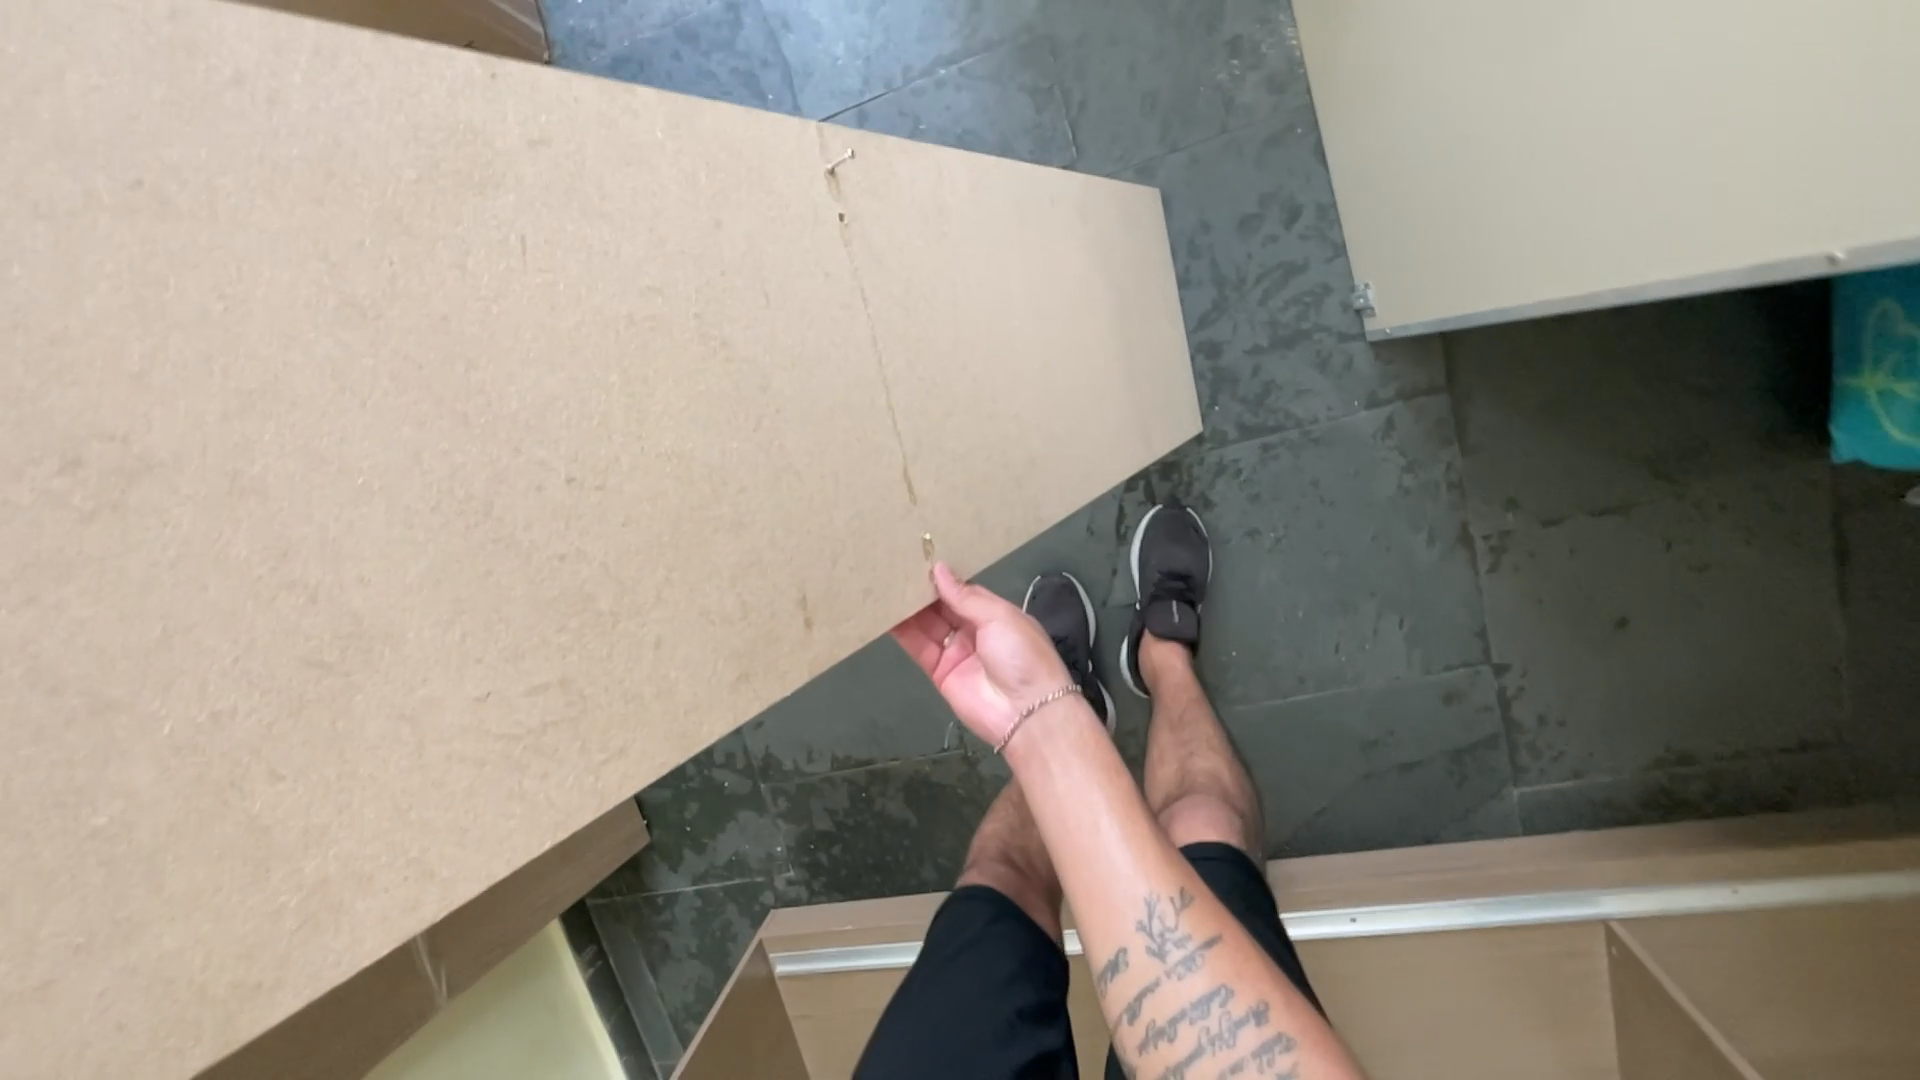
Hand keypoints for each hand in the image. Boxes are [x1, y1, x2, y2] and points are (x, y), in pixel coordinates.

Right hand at [890, 563, 1074, 747]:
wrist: (1026, 712)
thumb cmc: (1021, 655)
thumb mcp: (1000, 617)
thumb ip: (966, 596)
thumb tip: (939, 569)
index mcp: (995, 614)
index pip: (964, 590)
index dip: (943, 577)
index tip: (919, 558)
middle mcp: (974, 630)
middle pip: (943, 606)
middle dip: (923, 590)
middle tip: (896, 568)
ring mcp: (956, 651)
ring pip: (927, 624)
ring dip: (908, 608)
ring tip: (885, 585)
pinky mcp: (939, 672)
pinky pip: (918, 647)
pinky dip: (902, 632)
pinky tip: (885, 614)